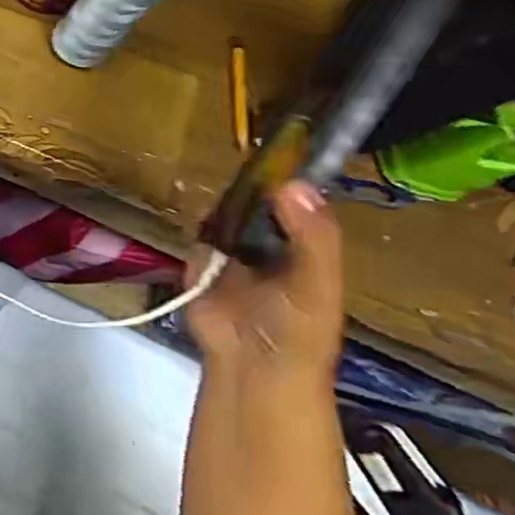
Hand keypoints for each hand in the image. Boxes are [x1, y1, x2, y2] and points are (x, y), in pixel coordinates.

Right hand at [187, 181, 345, 379]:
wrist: (250, 364)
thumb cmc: (298, 326)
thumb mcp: (316, 282)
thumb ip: (311, 237)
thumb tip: (293, 183)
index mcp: (307, 245)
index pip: (299, 202)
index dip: (289, 177)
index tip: (275, 151)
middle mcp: (271, 244)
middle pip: (257, 204)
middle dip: (249, 188)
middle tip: (241, 169)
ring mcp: (234, 253)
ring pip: (225, 217)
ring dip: (221, 206)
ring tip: (220, 191)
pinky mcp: (199, 264)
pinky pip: (198, 238)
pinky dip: (198, 229)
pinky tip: (201, 220)